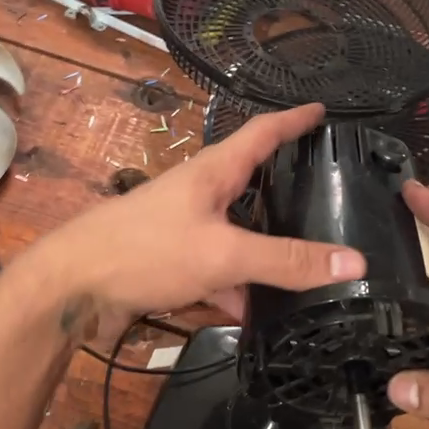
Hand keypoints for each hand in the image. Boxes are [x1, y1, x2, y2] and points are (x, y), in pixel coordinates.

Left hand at [27, 103, 365, 324]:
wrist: (73, 290)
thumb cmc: (146, 251)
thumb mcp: (224, 253)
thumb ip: (286, 260)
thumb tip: (356, 262)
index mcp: (213, 171)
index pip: (263, 133)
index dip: (294, 121)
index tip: (322, 112)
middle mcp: (200, 194)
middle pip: (253, 184)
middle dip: (288, 190)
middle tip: (329, 195)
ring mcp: (185, 230)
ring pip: (239, 236)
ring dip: (267, 253)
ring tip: (308, 268)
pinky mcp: (172, 264)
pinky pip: (218, 273)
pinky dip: (237, 290)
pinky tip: (257, 316)